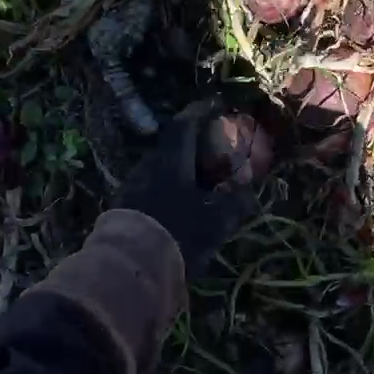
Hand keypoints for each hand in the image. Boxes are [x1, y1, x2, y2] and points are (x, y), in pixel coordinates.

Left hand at [114, 99, 255, 277]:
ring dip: (180, 168)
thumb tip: (251, 192)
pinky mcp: (122, 208)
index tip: (216, 104)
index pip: (185, 124)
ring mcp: (132, 186)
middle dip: (193, 144)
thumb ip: (236, 204)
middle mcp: (149, 166)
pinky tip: (178, 204)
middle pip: (172, 145)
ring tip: (199, 180)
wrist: (129, 270)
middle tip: (213, 149)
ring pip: (160, 167)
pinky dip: (167, 187)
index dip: (201, 111)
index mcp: (171, 161)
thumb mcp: (216, 222)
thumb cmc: (178, 234)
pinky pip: (150, 187)